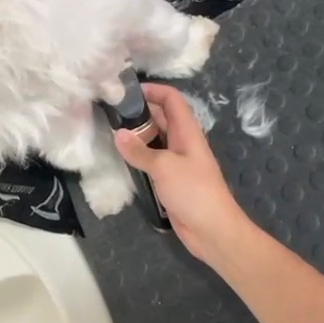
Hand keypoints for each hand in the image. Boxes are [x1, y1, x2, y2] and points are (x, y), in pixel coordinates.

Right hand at [114, 84, 256, 264]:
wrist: (214, 232)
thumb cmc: (194, 192)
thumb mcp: (164, 167)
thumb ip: (139, 151)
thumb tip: (117, 134)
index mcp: (187, 132)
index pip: (171, 99)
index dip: (152, 90)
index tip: (126, 91)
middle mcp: (182, 142)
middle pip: (160, 117)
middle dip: (138, 111)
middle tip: (110, 110)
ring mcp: (176, 161)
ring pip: (154, 139)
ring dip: (136, 134)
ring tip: (109, 130)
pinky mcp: (170, 180)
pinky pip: (151, 159)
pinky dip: (137, 155)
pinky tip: (120, 157)